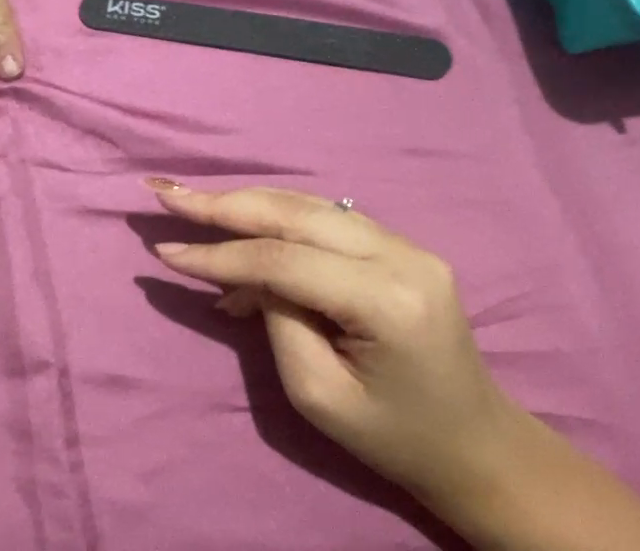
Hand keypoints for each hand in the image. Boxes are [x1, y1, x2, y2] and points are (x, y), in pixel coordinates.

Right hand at [145, 181, 528, 502]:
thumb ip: (277, 321)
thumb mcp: (318, 394)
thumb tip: (246, 272)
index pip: (283, 261)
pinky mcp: (400, 247)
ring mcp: (407, 245)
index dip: (219, 255)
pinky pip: (326, 221)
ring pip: (308, 206)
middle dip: (224, 204)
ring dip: (247, 204)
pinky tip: (240, 230)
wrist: (475, 446)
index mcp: (388, 300)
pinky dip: (276, 221)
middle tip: (165, 194)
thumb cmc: (393, 438)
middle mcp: (403, 256)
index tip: (164, 254)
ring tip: (192, 203)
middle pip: (296, 214)